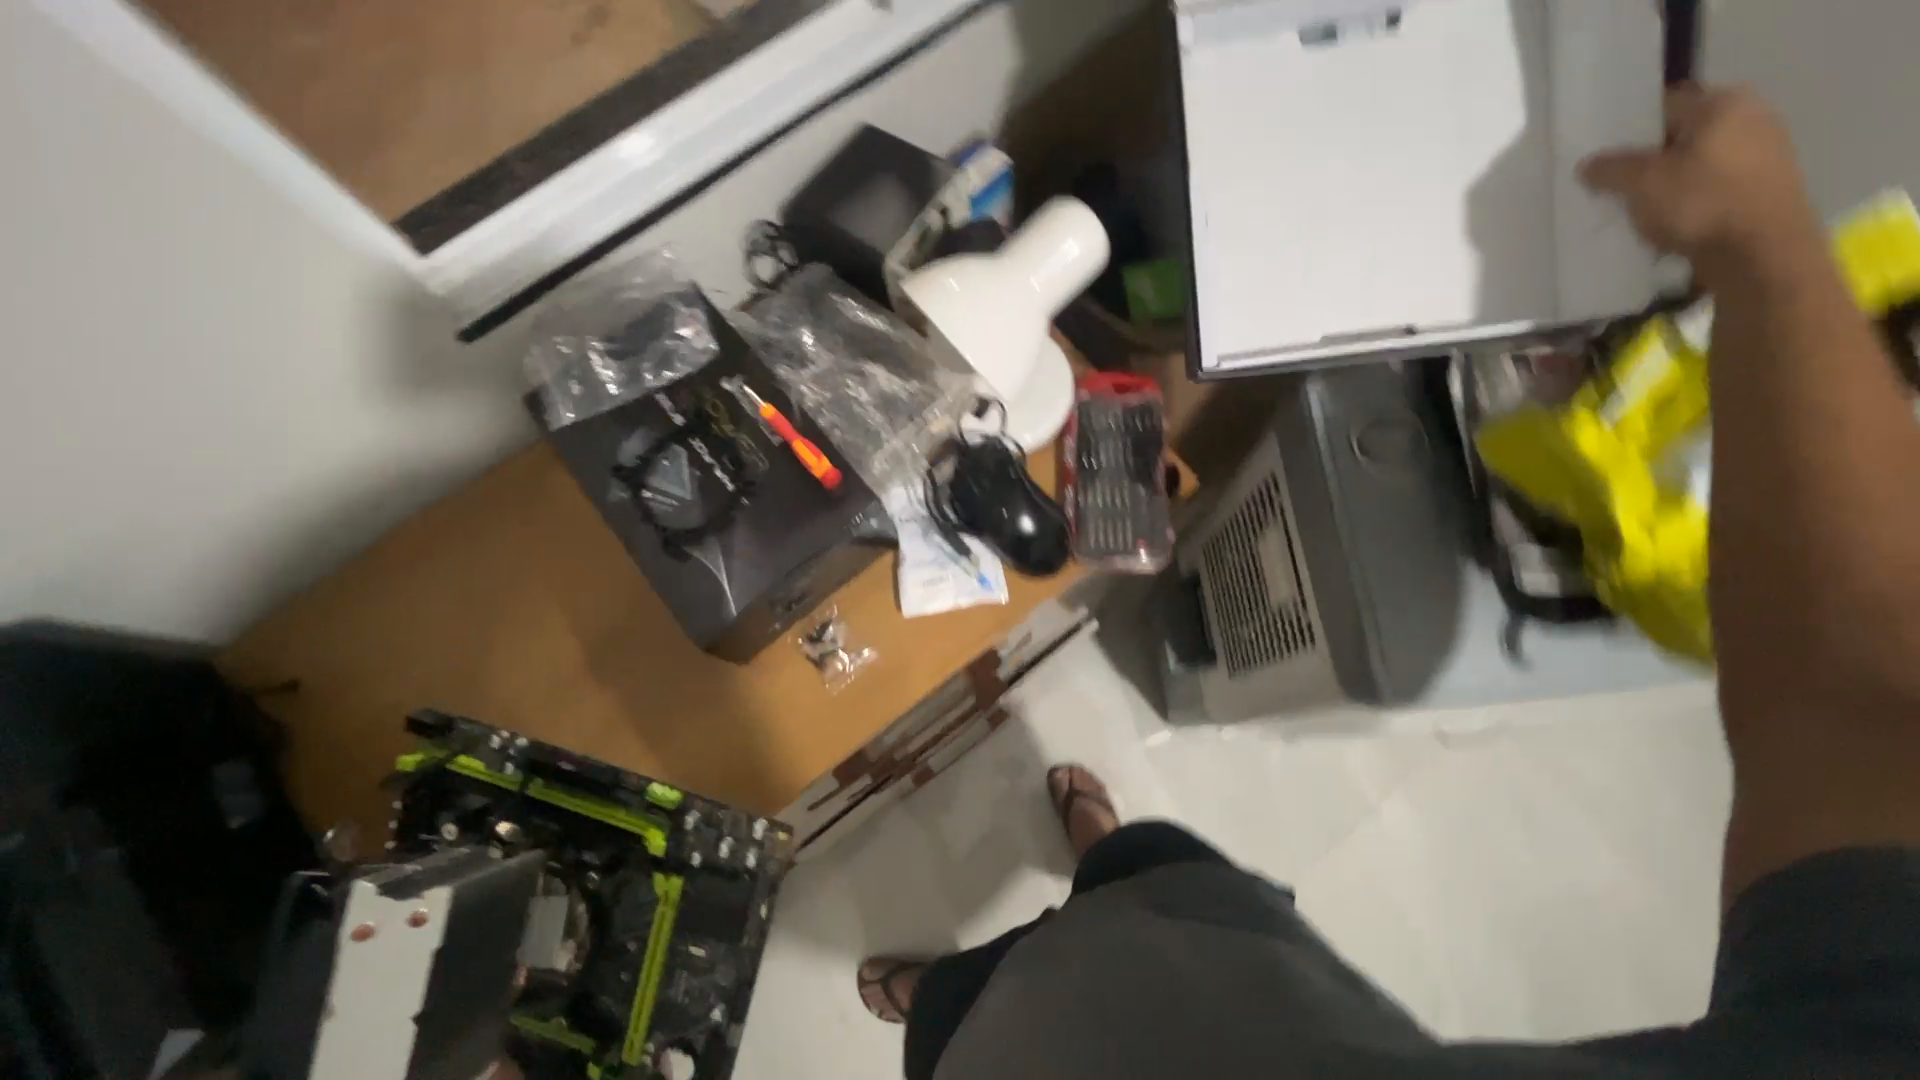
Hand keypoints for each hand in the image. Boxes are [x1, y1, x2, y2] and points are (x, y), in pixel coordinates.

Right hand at [1581, 85, 1822, 279]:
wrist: (1760, 250)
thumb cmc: (1700, 203)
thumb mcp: (1642, 184)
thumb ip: (1611, 169)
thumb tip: (1589, 164)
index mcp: (1724, 103)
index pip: (1664, 104)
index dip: (1630, 128)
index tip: (1605, 154)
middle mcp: (1752, 115)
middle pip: (1683, 133)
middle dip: (1649, 157)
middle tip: (1615, 183)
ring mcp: (1765, 150)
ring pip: (1698, 160)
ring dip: (1669, 180)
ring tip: (1637, 206)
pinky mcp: (1765, 184)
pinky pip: (1713, 183)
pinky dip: (1690, 197)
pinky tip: (1669, 220)